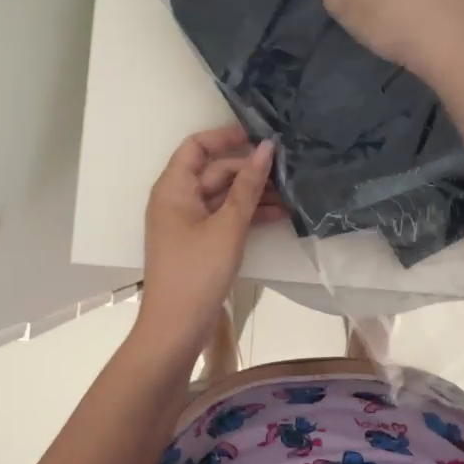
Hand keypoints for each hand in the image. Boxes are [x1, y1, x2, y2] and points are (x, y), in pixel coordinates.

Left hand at [135, 124, 282, 355]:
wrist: (176, 328)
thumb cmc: (196, 272)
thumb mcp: (228, 226)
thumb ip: (248, 187)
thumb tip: (267, 149)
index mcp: (173, 188)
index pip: (197, 146)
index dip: (226, 136)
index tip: (260, 136)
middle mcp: (177, 200)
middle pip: (214, 171)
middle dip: (249, 169)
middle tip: (288, 169)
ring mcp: (188, 223)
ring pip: (223, 196)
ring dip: (253, 193)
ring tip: (291, 193)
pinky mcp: (199, 243)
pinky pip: (225, 217)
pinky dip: (247, 214)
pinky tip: (279, 215)